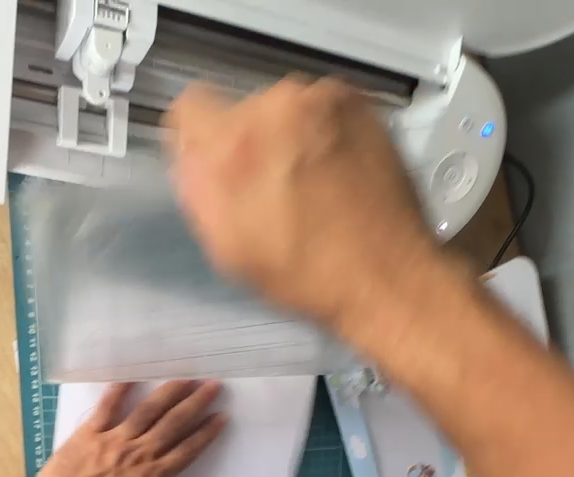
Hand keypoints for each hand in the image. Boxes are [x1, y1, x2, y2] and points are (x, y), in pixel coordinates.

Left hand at [18, 380, 224, 476]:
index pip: (188, 450)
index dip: (206, 432)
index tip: (221, 416)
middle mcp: (139, 453)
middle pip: (173, 423)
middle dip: (196, 403)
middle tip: (212, 385)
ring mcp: (113, 441)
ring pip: (147, 411)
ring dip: (168, 392)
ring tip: (184, 378)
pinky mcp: (87, 435)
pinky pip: (105, 408)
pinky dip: (118, 391)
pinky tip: (130, 377)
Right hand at [164, 78, 456, 334]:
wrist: (385, 277)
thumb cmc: (308, 278)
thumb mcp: (230, 251)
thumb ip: (200, 194)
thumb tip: (194, 160)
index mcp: (225, 157)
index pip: (189, 110)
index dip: (202, 139)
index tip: (219, 161)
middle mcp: (264, 117)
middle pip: (239, 112)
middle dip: (252, 145)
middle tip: (276, 189)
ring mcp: (311, 103)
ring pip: (282, 109)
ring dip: (290, 139)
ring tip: (313, 186)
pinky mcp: (351, 101)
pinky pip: (321, 107)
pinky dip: (324, 133)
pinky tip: (337, 173)